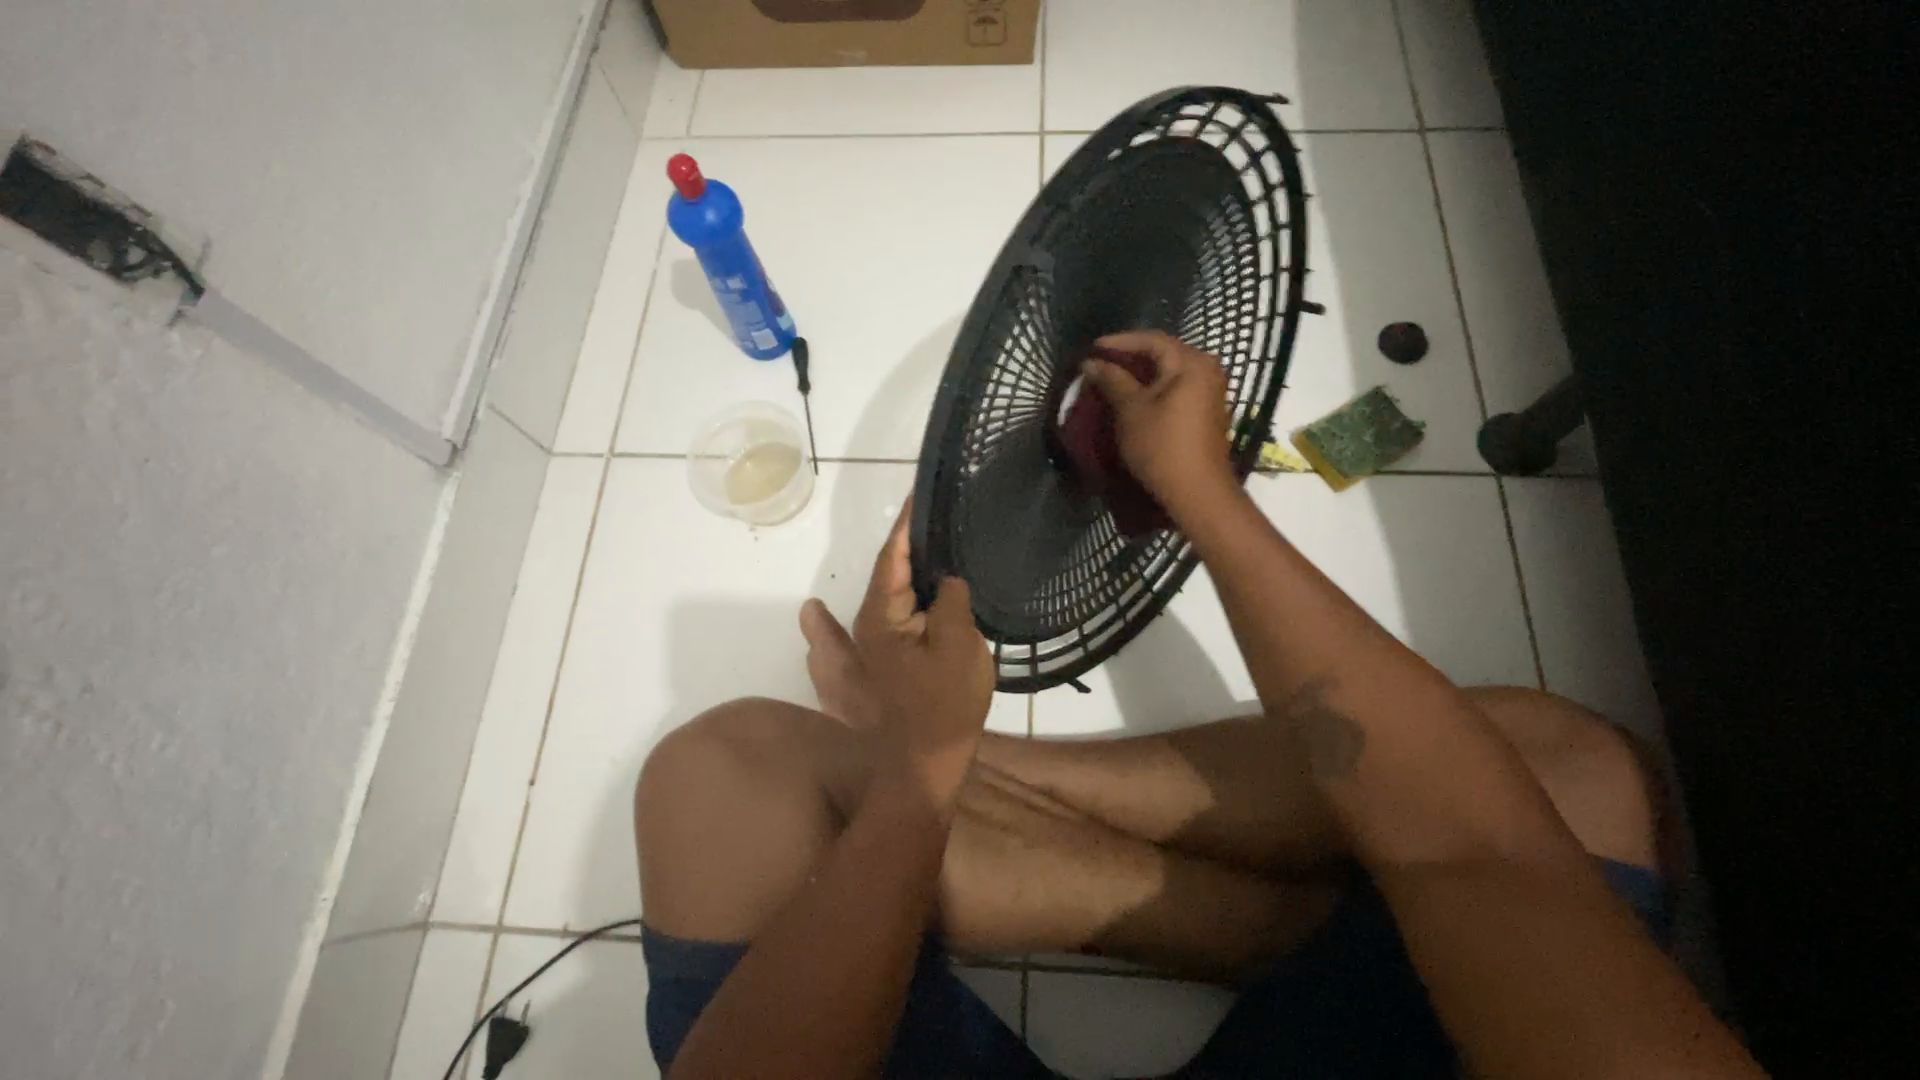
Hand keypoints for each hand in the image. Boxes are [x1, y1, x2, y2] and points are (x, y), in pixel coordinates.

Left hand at [801, 503, 993, 807]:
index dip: (907, 526)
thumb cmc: (944, 706)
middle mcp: (868, 626)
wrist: (927, 768)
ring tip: (940, 551)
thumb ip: (951, 601)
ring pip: (895, 597)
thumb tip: (947, 582)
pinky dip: (912, 601)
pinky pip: (900, 620)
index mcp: (879, 616)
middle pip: (890, 574)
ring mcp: (876, 648)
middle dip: (913, 547)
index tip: (919, 495)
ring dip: (914, 573)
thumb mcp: (958, 645)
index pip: (893, 557)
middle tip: (944, 521)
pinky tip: (931, 596)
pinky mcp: (891, 664)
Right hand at [1080, 331, 1239, 513]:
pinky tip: (1134, 396)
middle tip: (1101, 362)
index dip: (1119, 342)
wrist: (1197, 492)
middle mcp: (1207, 369)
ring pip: (1169, 372)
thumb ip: (1111, 380)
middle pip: (1163, 353)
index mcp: (1191, 362)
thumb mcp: (1130, 410)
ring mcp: (1211, 390)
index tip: (1092, 349)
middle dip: (1130, 357)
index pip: (1151, 339)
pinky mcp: (1207, 410)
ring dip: (1141, 374)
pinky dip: (1154, 388)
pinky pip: (1177, 387)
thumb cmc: (1161, 447)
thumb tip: (1090, 363)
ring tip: (1113, 379)